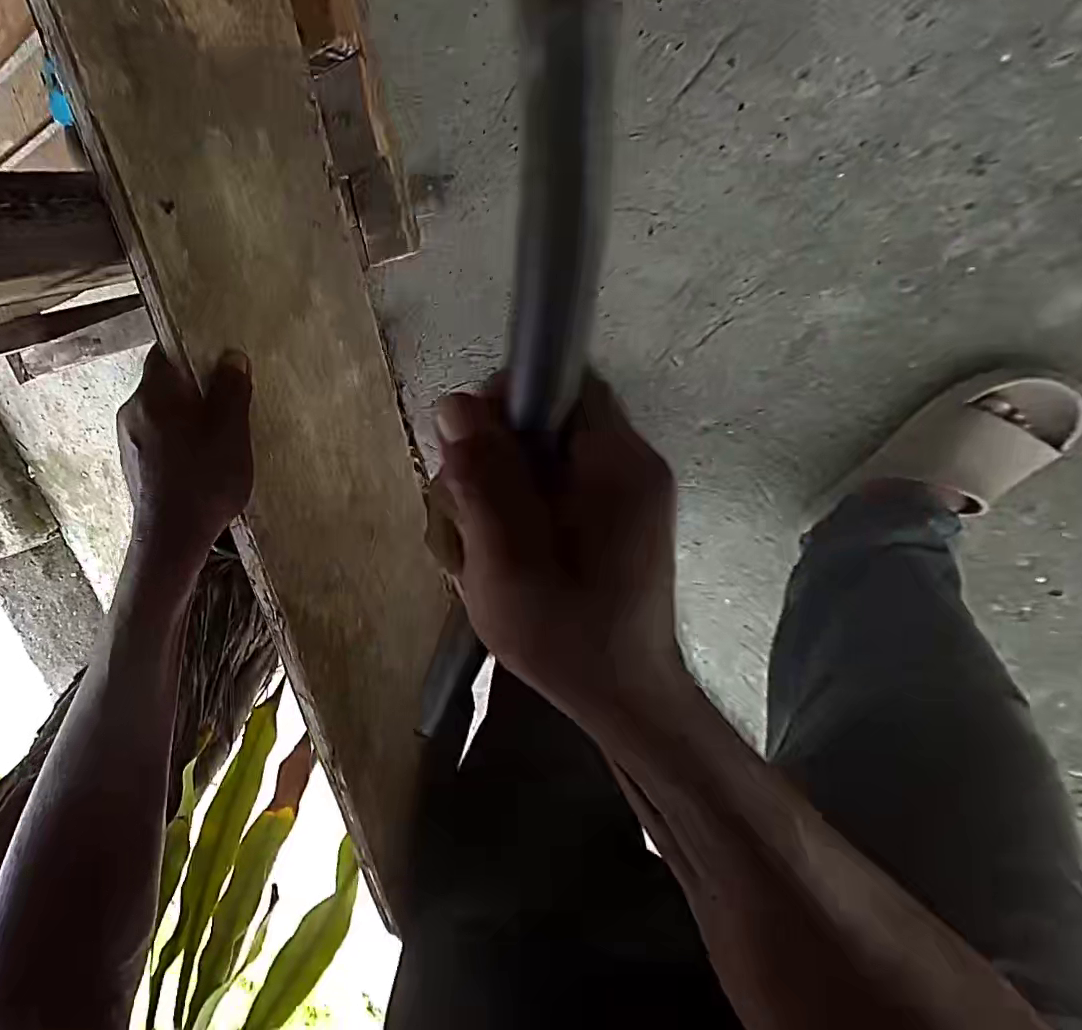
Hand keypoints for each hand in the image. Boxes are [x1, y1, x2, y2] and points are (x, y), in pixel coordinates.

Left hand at [118, 346, 253, 547]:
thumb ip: (231, 390)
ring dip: (187, 417)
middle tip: (228, 404)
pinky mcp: (132, 465)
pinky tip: (199, 463)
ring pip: (161, 413)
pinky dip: (178, 440)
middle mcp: (132, 410)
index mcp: (153, 394)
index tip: (219, 364)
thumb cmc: (204, 480)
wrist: (171, 539)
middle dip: (195, 389)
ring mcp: (128, 440)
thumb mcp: (230, 432)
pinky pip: (157, 438)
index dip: (193, 352)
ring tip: (217, 437)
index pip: (166, 352)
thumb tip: (232, 357)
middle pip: (164, 384)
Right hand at [428, 375, 681, 719]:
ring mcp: (618, 491)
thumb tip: (454, 404)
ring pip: (534, 454)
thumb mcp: (508, 564)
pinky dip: (510, 510)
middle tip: (466, 520)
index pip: (557, 383)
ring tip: (479, 548)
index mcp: (617, 466)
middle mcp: (627, 465)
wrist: (619, 697)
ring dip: (492, 490)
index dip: (501, 405)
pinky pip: (544, 485)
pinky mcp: (604, 514)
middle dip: (488, 458)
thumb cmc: (565, 640)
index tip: (465, 455)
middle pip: (540, 420)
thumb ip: (483, 483)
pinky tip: (498, 554)